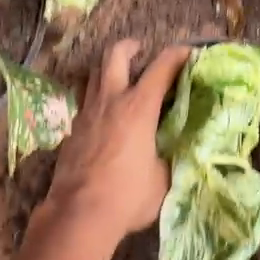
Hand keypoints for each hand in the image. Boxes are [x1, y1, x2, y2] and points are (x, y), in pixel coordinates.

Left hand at [39, 40, 191, 246]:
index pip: (162, 67)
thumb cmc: (127, 196)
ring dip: (107, 68)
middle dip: (129, 46)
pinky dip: (95, 98)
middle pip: (114, 55)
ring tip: (117, 76)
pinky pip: (84, 101)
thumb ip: (168, 158)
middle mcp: (111, 100)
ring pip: (93, 73)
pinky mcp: (72, 129)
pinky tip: (102, 114)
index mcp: (138, 107)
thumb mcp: (162, 179)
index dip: (177, 55)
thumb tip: (172, 152)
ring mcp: (87, 112)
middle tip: (139, 50)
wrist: (79, 213)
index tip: (188, 52)